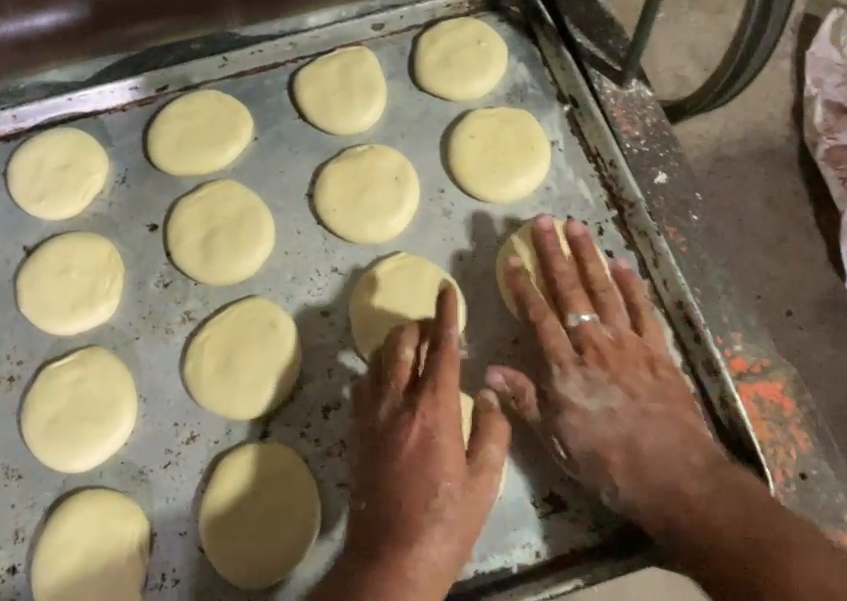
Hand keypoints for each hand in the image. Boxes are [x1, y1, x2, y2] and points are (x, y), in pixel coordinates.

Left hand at [314, 285, 509, 600]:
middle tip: (435, 328)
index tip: (446, 289)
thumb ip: (491, 430)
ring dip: (396, 345)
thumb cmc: (447, 522)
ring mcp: (370, 416)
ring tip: (413, 350)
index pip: (440, 347)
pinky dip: (377, 372)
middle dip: (418, 325)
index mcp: (434, 410)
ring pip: (377, 358)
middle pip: (400, 342)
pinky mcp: (355, 432)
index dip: (446, 314)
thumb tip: (489, 393)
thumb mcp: (484, 481)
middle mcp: (397, 402)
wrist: (392, 557)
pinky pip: (362, 385)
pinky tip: (389, 384)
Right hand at [486, 215, 729, 535]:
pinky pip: (643, 310)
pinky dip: (632, 284)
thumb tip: (488, 371)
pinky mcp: (658, 351)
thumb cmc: (607, 463)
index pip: (538, 315)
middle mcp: (594, 345)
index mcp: (564, 367)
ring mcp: (628, 344)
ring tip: (577, 226)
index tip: (512, 257)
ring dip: (589, 256)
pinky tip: (622, 263)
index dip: (523, 285)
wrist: (674, 476)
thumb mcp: (556, 439)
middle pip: (570, 291)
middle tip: (544, 221)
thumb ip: (524, 400)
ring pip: (604, 290)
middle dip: (554, 254)